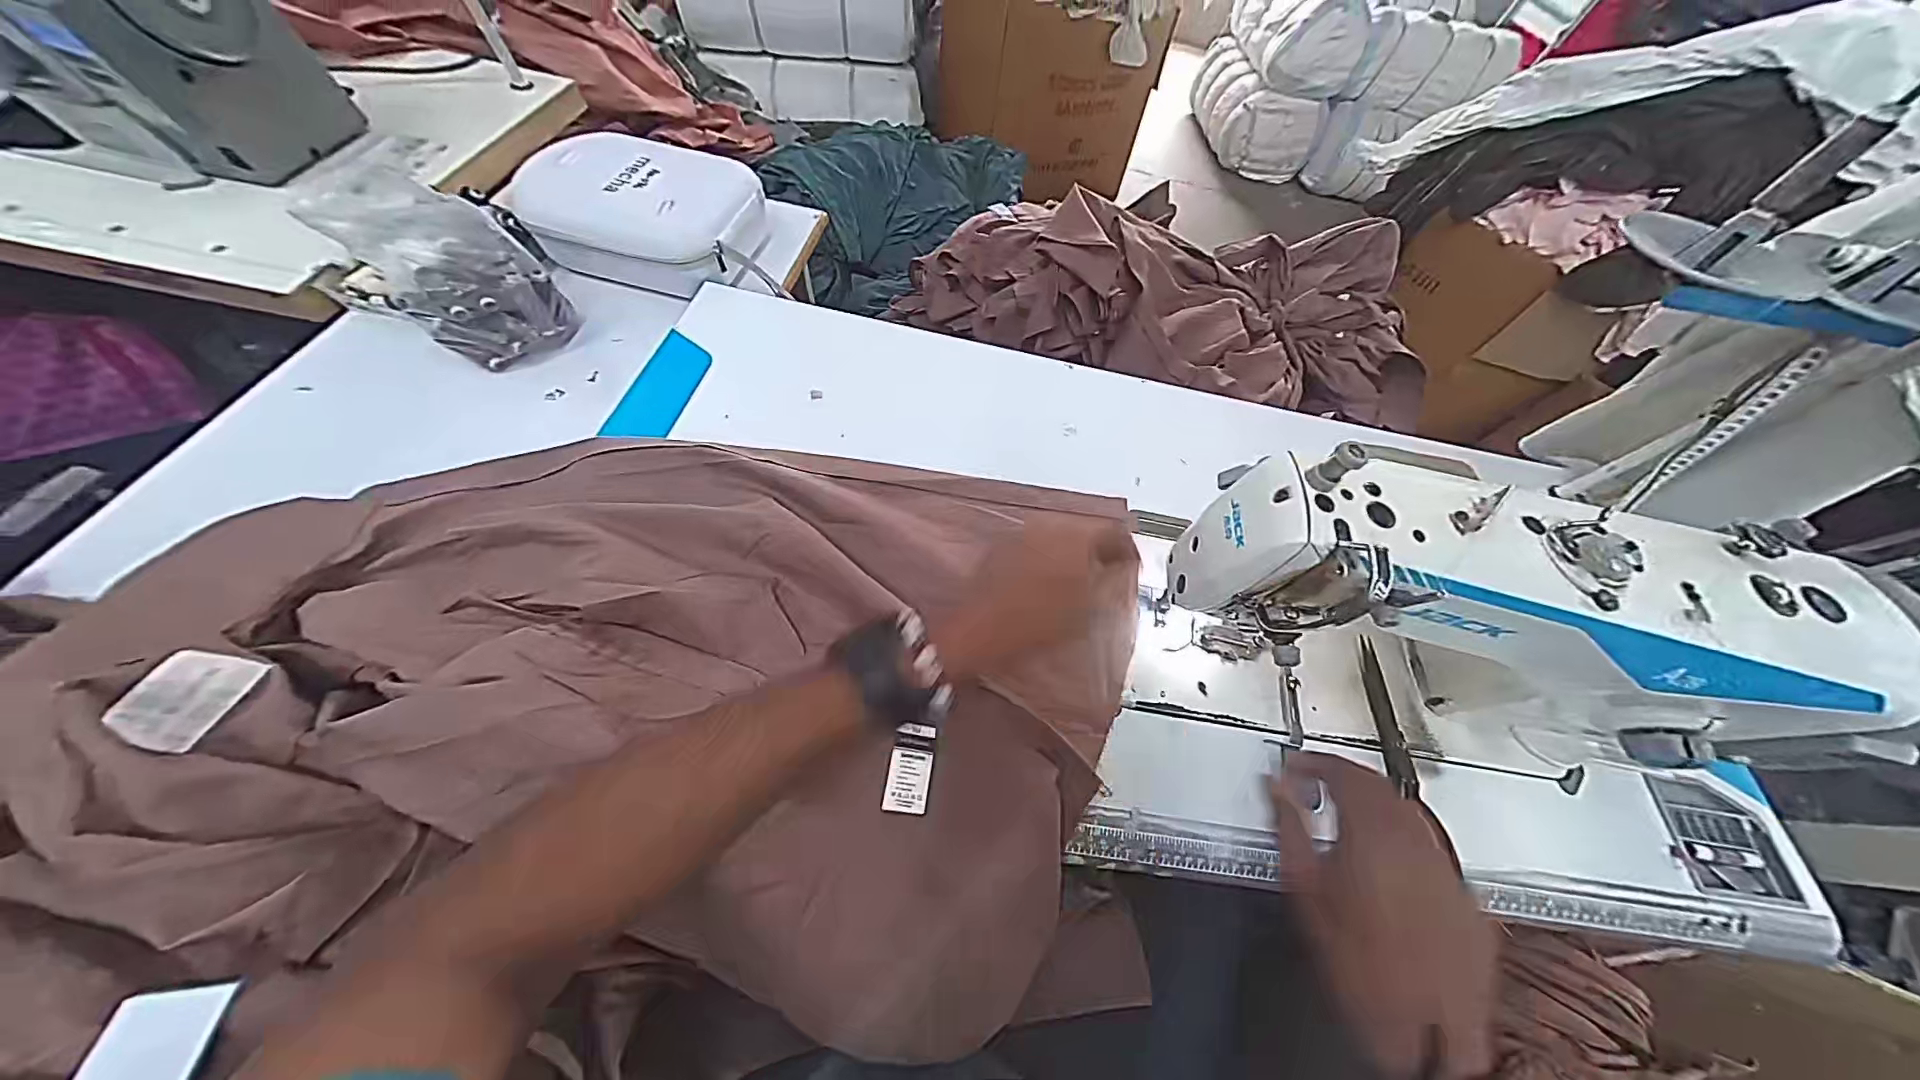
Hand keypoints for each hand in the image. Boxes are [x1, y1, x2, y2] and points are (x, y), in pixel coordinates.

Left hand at [932, 517, 1137, 679]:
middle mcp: (1046, 528)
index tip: (1132, 565)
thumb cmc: (1033, 622)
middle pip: (1086, 531)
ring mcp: (1021, 536)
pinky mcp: (1003, 549)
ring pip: (1060, 538)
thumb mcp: (1090, 607)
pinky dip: (1049, 559)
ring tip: (1080, 583)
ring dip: (1074, 555)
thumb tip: (1125, 568)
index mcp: (1074, 537)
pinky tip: (1050, 584)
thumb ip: (1113, 580)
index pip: (1115, 531)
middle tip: (1109, 574)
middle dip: (1101, 551)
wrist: (981, 631)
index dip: (1129, 550)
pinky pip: (1037, 547)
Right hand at [1271, 753, 1496, 1079]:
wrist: (1424, 1034)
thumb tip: (1277, 790)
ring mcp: (1447, 869)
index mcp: (1374, 836)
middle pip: (1380, 785)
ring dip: (1373, 801)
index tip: (1298, 765)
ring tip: (1343, 812)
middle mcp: (1417, 844)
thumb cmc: (1361, 969)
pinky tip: (1382, 852)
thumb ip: (1289, 828)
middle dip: (1344, 774)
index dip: (1317, 761)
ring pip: (1408, 811)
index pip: (1347, 773)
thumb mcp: (1304, 889)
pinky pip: (1431, 843)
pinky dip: (1402, 832)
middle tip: (1315, 780)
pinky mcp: (1466, 895)